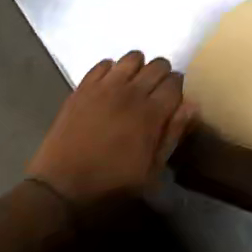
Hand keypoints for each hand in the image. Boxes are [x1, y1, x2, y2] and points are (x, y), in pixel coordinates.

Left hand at [26, 51, 193, 210]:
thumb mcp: (152, 171)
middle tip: (155, 94)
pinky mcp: (82, 89)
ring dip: (138, 69)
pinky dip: (111, 70)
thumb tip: (191, 104)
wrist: (59, 194)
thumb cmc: (111, 186)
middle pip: (158, 65)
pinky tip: (110, 87)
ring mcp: (104, 88)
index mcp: (151, 114)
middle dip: (162, 76)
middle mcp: (131, 93)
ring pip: (132, 58)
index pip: (176, 82)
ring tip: (133, 86)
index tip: (173, 101)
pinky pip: (103, 64)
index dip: (178, 89)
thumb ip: (173, 134)